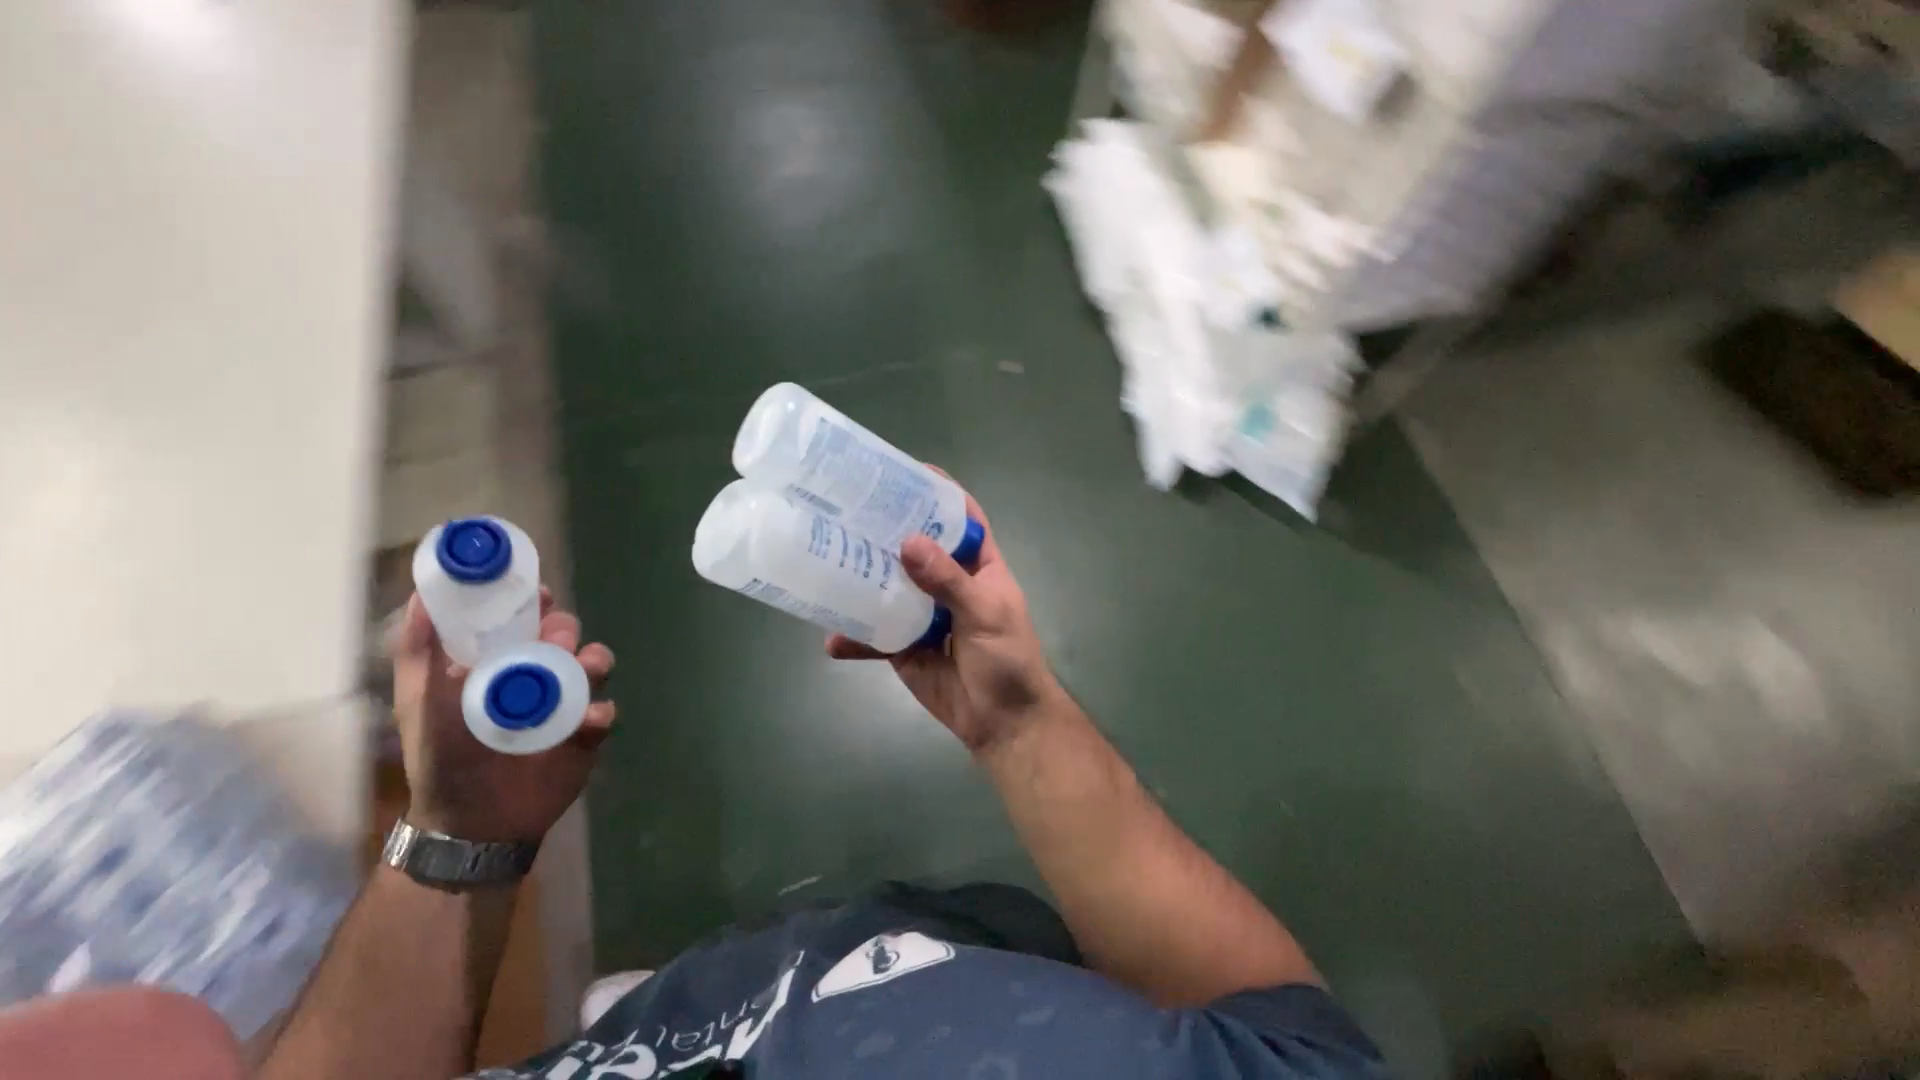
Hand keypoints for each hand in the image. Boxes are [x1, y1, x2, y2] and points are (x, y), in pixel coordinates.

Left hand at [390, 588, 615, 842]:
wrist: (472, 824)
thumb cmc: (441, 758)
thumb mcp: (420, 703)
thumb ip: (420, 652)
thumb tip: (421, 598)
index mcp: (499, 663)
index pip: (524, 619)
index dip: (534, 603)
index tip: (539, 595)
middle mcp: (537, 676)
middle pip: (565, 636)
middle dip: (566, 630)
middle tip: (557, 641)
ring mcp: (565, 704)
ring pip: (593, 667)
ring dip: (594, 661)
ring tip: (587, 670)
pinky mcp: (586, 735)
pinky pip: (604, 713)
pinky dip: (601, 712)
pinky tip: (590, 719)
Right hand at [825, 473, 1062, 755]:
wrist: (1003, 725)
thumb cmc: (1008, 661)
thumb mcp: (986, 615)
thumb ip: (949, 581)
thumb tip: (908, 543)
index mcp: (978, 566)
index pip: (961, 518)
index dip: (938, 493)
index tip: (903, 470)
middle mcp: (947, 583)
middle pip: (915, 546)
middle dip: (886, 529)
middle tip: (846, 507)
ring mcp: (923, 614)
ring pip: (888, 586)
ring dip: (861, 575)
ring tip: (825, 556)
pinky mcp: (903, 646)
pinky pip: (874, 635)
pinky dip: (853, 637)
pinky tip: (831, 637)